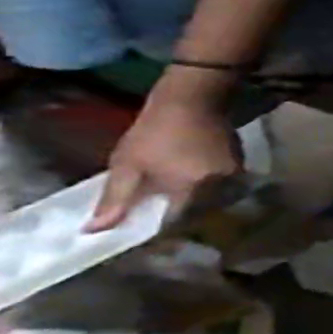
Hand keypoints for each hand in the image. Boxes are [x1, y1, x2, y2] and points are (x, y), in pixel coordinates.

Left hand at [86, 84, 239, 230]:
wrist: (191, 100)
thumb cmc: (155, 134)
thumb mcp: (126, 166)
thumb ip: (114, 199)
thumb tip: (94, 231)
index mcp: (192, 188)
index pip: (178, 220)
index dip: (161, 230)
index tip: (147, 233)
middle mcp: (219, 182)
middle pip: (203, 209)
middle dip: (185, 216)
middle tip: (163, 217)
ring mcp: (233, 168)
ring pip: (217, 195)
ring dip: (199, 201)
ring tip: (178, 202)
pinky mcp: (237, 158)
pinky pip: (224, 181)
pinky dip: (209, 186)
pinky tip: (193, 182)